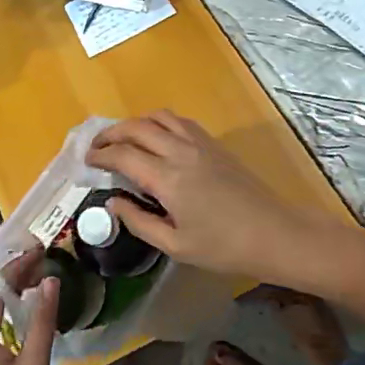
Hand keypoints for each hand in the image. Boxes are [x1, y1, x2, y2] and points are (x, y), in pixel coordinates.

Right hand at [87, 112, 364, 287]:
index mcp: (167, 179)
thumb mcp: (175, 245)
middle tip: (96, 147)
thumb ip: (138, 221)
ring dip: (134, 123)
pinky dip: (158, 121)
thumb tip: (112, 202)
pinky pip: (179, 120)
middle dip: (110, 134)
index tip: (87, 162)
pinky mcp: (214, 144)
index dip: (100, 155)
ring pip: (158, 116)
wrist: (277, 235)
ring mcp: (199, 143)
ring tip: (122, 138)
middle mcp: (180, 152)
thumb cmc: (224, 248)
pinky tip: (155, 136)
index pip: (123, 155)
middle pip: (135, 128)